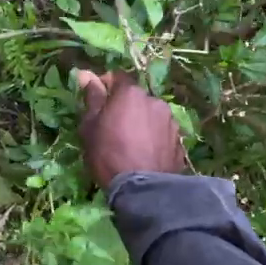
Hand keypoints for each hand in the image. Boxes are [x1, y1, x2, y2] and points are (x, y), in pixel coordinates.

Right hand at [75, 70, 185, 188]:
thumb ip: (91, 98)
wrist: (144, 190)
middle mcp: (154, 100)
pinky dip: (152, 137)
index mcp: (130, 93)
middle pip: (135, 97)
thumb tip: (86, 74)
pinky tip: (144, 154)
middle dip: (124, 107)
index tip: (97, 102)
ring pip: (150, 114)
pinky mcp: (179, 140)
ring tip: (131, 144)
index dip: (105, 86)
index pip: (116, 77)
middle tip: (112, 128)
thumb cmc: (108, 155)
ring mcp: (170, 120)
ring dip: (140, 122)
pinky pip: (161, 132)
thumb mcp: (90, 126)